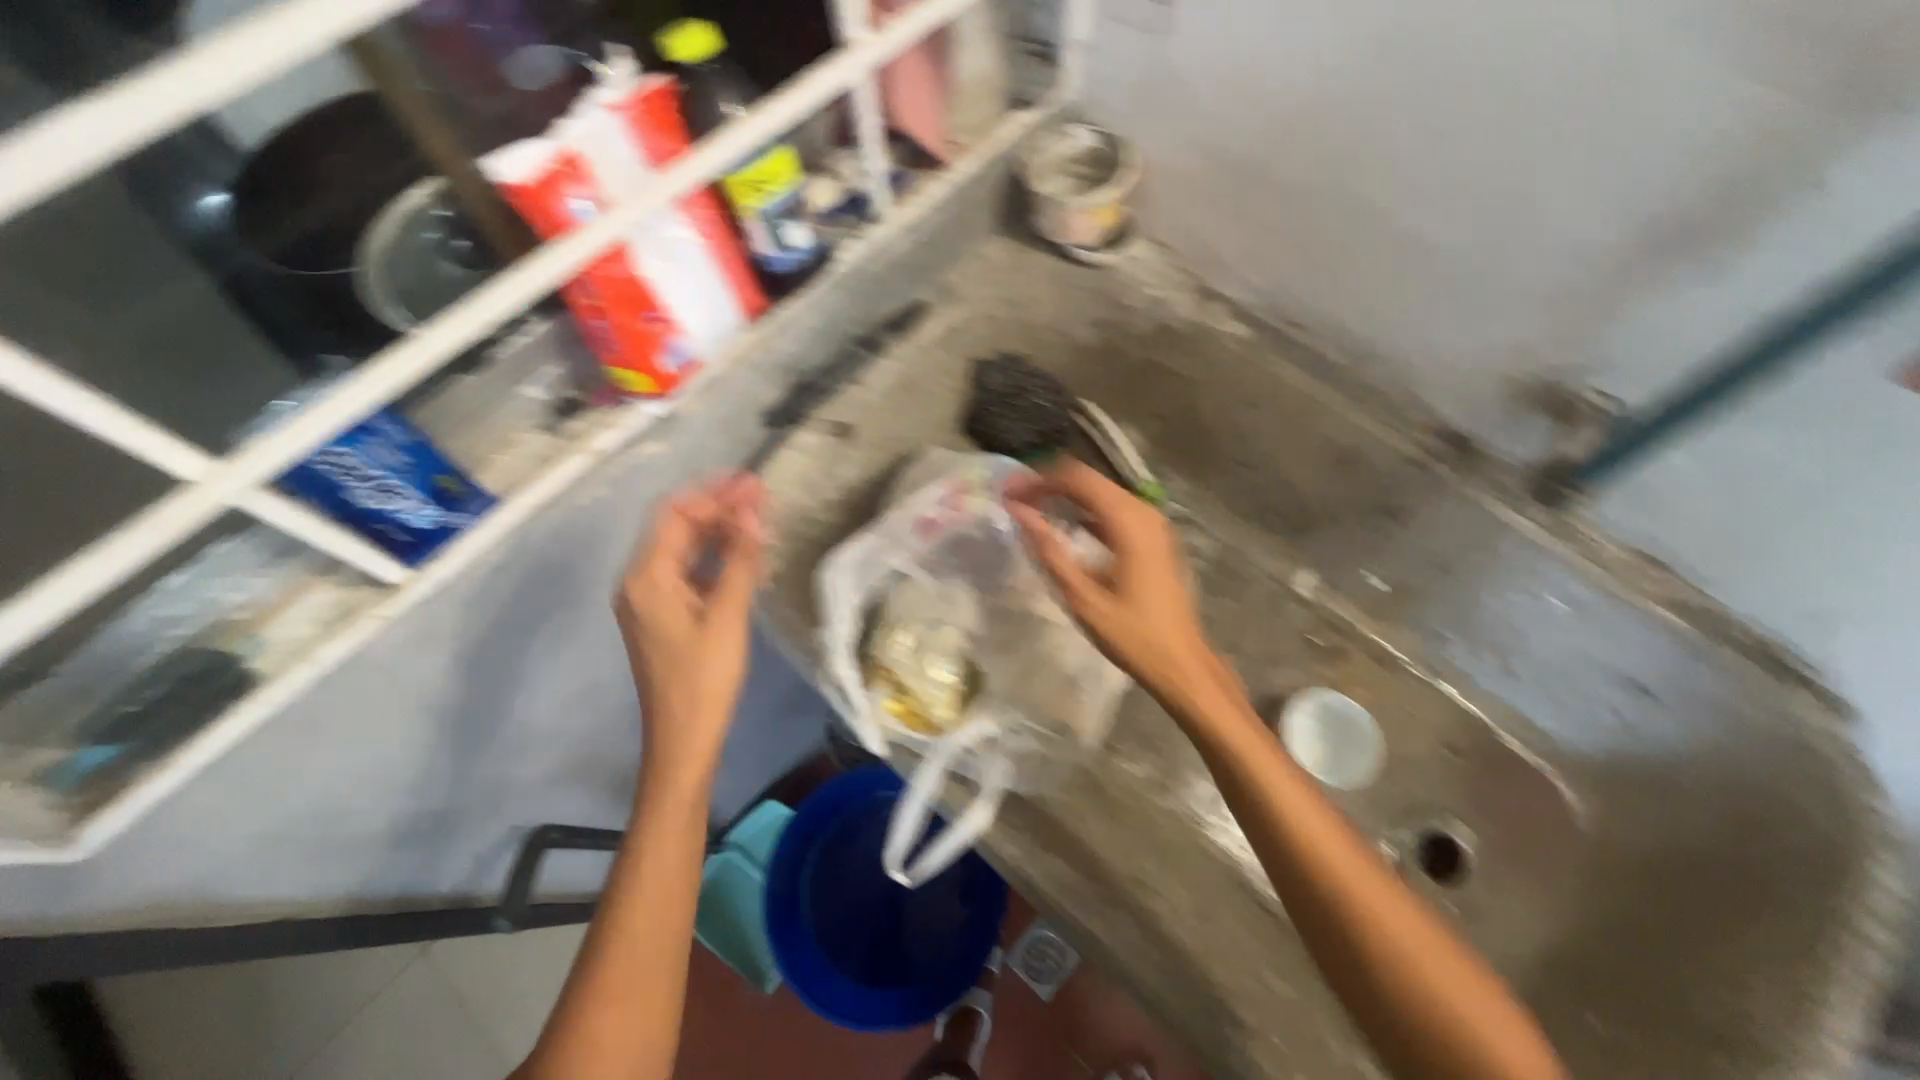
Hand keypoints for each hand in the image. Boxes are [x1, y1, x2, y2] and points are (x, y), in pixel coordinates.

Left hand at [615, 473, 766, 776]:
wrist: (683, 741)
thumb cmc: (705, 680)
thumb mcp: (728, 617)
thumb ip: (741, 561)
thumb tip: (754, 513)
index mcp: (646, 577)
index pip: (675, 514)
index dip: (713, 493)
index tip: (753, 482)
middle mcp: (640, 582)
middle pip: (678, 529)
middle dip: (719, 508)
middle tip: (764, 495)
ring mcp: (650, 601)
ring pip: (686, 551)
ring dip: (720, 532)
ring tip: (761, 518)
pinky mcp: (665, 618)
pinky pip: (689, 575)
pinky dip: (716, 560)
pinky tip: (747, 555)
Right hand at [1006, 458, 1223, 703]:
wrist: (1182, 664)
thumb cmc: (1132, 635)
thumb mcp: (1083, 598)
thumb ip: (1050, 551)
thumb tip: (1019, 514)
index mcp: (1129, 522)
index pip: (1078, 478)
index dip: (1039, 480)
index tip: (1009, 494)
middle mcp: (1145, 513)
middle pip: (1090, 480)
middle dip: (1050, 485)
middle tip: (1015, 500)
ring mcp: (1154, 525)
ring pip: (1103, 493)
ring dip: (1068, 497)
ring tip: (1033, 511)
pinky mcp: (1155, 539)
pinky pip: (1115, 511)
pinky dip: (1087, 512)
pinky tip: (1066, 528)